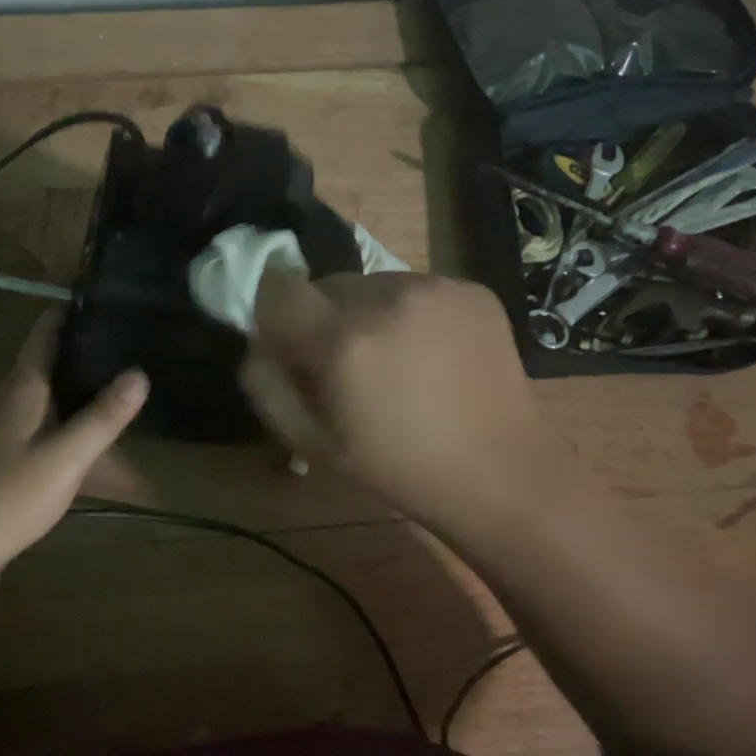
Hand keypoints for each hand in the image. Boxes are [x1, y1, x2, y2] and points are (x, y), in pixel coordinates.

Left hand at [0, 314, 147, 566]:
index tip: (103, 296)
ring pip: (41, 385)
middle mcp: (9, 396)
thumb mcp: (68, 457)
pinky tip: (83, 419)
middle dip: (78, 342)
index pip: (44, 332)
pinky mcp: (5, 447)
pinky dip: (63, 404)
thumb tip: (139, 373)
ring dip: (71, 374)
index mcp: (22, 388)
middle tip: (122, 333)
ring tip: (111, 369)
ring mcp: (3, 423)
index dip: (69, 311)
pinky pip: (39, 411)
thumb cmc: (16, 494)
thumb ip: (103, 417)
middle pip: (43, 356)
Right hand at [240, 270, 565, 532]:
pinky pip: (416, 288)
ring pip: (373, 284)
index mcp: (342, 340)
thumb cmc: (394, 467)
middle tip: (345, 367)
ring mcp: (435, 287)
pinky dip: (409, 314)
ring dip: (367, 314)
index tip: (288, 348)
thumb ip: (266, 386)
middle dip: (323, 319)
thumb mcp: (309, 443)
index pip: (278, 290)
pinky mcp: (472, 289)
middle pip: (327, 285)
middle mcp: (387, 298)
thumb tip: (257, 344)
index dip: (275, 317)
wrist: (497, 471)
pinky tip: (430, 356)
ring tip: (394, 363)